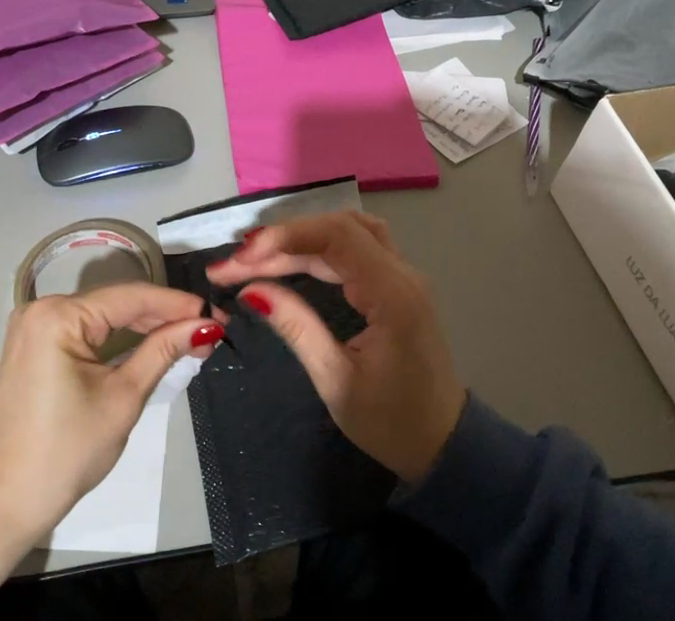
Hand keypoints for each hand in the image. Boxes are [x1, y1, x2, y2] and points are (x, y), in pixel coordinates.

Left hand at [0, 283, 223, 604]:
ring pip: (103, 317)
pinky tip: (152, 342)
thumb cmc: (67, 451)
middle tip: (209, 329)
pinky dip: (118, 339)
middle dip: (164, 316)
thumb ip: (163, 351)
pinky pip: (86, 332)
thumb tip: (207, 326)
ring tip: (190, 336)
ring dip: (144, 327)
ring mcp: (33, 328)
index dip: (177, 304)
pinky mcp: (34, 348)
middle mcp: (40, 310)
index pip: (130, 297)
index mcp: (57, 316)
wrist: (7, 502)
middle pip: (116, 303)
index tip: (217, 313)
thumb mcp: (124, 397)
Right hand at [207, 212, 466, 481]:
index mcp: (393, 294)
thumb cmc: (392, 422)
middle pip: (339, 230)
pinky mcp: (396, 288)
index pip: (337, 236)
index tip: (242, 259)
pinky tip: (288, 262)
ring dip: (300, 240)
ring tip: (253, 259)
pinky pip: (356, 251)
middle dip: (283, 241)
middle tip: (232, 266)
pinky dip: (318, 250)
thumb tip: (252, 290)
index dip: (287, 236)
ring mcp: (403, 278)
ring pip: (348, 235)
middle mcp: (403, 274)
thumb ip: (297, 327)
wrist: (443, 444)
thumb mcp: (336, 380)